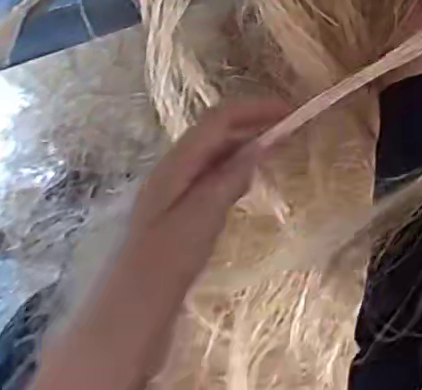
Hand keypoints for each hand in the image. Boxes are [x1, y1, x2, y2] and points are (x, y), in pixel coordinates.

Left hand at [125, 98, 287, 266]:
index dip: (256, 107)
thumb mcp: (203, 215)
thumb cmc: (166, 261)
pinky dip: (237, 164)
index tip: (291, 110)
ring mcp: (174, 187)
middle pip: (218, 129)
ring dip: (247, 141)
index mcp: (177, 162)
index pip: (220, 118)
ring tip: (277, 148)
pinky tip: (250, 180)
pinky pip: (213, 171)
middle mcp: (174, 167)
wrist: (130, 314)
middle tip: (290, 127)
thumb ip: (231, 176)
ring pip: (216, 149)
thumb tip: (261, 143)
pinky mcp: (179, 207)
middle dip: (254, 121)